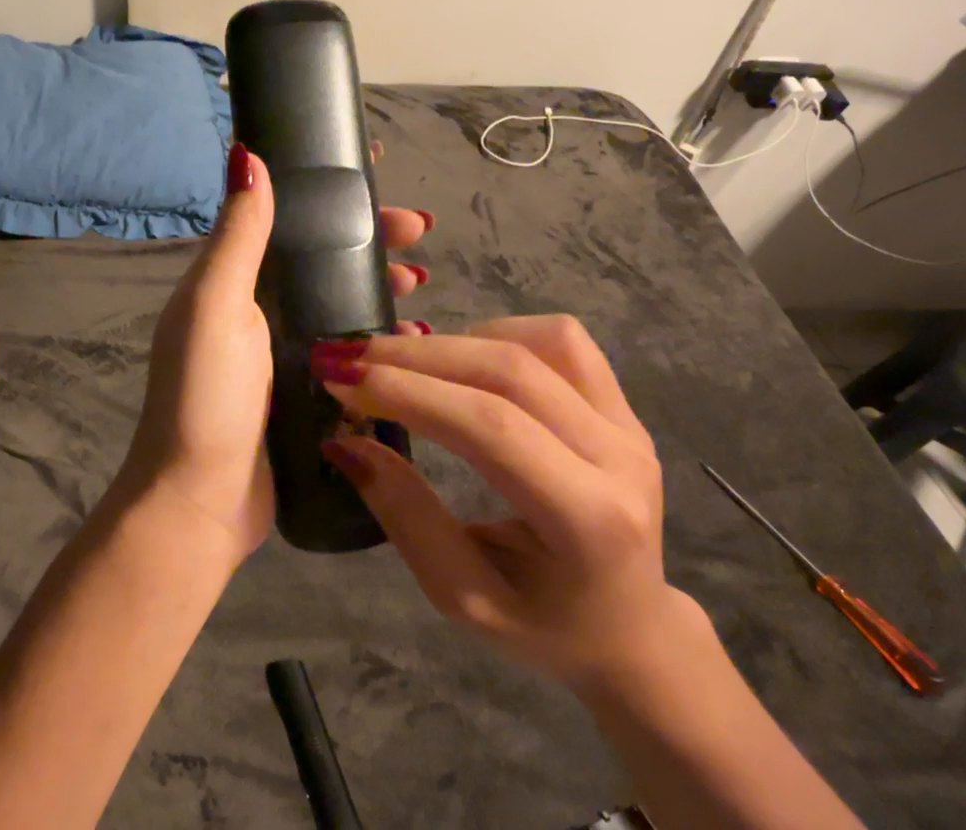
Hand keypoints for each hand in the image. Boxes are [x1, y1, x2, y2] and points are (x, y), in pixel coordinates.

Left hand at [121, 142, 434, 561]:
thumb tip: (245, 152)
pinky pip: (354, 353)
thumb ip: (236, 236)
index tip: (373, 168)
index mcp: (230, 283)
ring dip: (380, 285)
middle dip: (368, 237)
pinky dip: (384, 339)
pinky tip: (417, 338)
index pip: (283, 218)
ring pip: (342, 303)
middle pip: (321, 258)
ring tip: (421, 285)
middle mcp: (255, 312)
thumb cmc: (205, 396)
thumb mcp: (215, 307)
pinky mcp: (308, 396)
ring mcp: (283, 356)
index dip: (325, 191)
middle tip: (417, 233)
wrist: (201, 500)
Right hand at [314, 315, 696, 684]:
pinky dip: (498, 336)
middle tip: (342, 358)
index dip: (407, 392)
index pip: (489, 426)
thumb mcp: (461, 595)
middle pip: (510, 371)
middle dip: (414, 356)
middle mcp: (620, 459)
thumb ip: (407, 517)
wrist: (627, 629)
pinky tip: (458, 361)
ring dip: (454, 341)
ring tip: (396, 362)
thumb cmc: (540, 626)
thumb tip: (344, 443)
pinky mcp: (624, 409)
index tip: (336, 380)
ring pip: (539, 343)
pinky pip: (563, 342)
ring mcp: (629, 426)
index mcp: (586, 518)